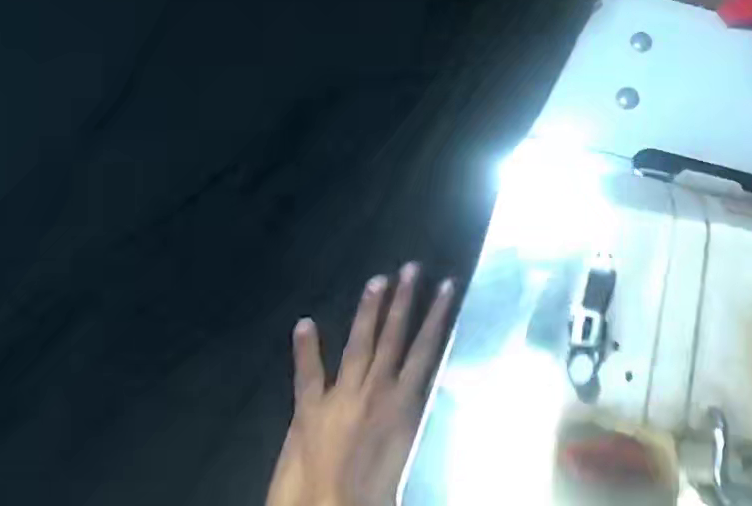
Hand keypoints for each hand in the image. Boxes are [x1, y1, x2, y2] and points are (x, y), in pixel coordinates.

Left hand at [265, 264, 455, 505]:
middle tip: (410, 267)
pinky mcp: (309, 412)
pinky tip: (304, 322)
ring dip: (368, 312)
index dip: (436, 316)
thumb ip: (411, 416)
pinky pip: (308, 376)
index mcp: (402, 403)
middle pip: (392, 337)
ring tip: (376, 280)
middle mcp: (375, 391)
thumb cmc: (374, 492)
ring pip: (359, 345)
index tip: (446, 285)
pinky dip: (306, 349)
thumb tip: (426, 387)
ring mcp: (341, 397)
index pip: (425, 349)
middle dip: (402, 301)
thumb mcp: (405, 450)